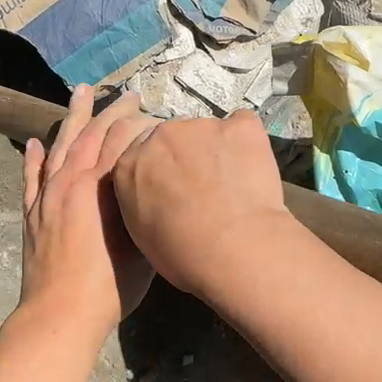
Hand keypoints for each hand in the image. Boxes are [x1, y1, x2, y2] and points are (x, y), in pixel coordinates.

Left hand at [17, 85, 158, 331]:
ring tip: (81, 92)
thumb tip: (150, 187)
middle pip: (90, 135)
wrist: (60, 315)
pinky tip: (37, 142)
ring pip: (59, 147)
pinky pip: (31, 177)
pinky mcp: (32, 216)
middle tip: (129, 94)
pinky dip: (35, 157)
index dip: (137, 123)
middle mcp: (69, 183)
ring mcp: (46, 198)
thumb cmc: (108, 289)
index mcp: (98, 187)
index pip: (119, 139)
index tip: (154, 112)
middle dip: (111, 112)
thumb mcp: (140, 249)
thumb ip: (142, 212)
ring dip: (73, 118)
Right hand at [110, 110, 291, 294]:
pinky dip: (247, 144)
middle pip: (172, 138)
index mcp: (129, 165)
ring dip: (216, 151)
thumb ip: (142, 203)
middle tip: (204, 190)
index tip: (174, 192)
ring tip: (232, 186)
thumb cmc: (184, 256)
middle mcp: (160, 136)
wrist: (234, 249)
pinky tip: (252, 171)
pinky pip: (243, 126)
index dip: (159, 174)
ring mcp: (202, 126)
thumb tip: (158, 198)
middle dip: (185, 157)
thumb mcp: (143, 235)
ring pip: (207, 132)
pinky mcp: (240, 126)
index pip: (139, 157)